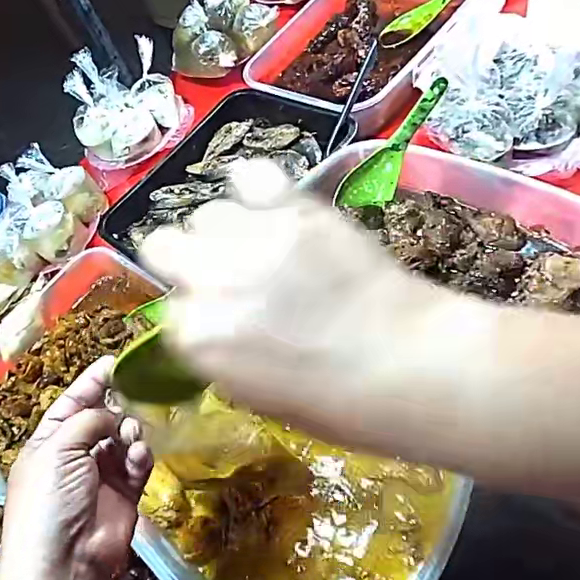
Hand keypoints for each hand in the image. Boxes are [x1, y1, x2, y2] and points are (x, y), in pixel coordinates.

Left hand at [0, 356, 151, 579]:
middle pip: (104, 416)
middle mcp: (76, 453)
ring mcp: (102, 473)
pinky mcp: (127, 491)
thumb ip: (89, 419)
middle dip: (119, 406)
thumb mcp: (57, 450)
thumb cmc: (49, 501)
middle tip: (134, 399)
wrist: (64, 563)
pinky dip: (141, 456)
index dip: (93, 382)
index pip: (73, 402)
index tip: (116, 361)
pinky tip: (139, 458)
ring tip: (131, 438)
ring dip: (131, 432)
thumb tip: (115, 413)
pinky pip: (139, 463)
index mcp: (49, 442)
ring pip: (125, 437)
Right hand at [136, 160, 455, 427]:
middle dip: (192, 262)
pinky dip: (256, 188)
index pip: (172, 311)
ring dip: (227, 230)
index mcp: (201, 341)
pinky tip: (273, 206)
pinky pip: (252, 175)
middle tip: (232, 276)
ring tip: (263, 245)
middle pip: (168, 246)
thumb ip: (223, 352)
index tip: (225, 319)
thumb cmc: (341, 403)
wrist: (412, 363)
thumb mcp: (261, 396)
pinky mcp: (296, 210)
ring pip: (208, 213)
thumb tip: (213, 322)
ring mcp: (255, 238)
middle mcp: (215, 282)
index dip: (200, 313)